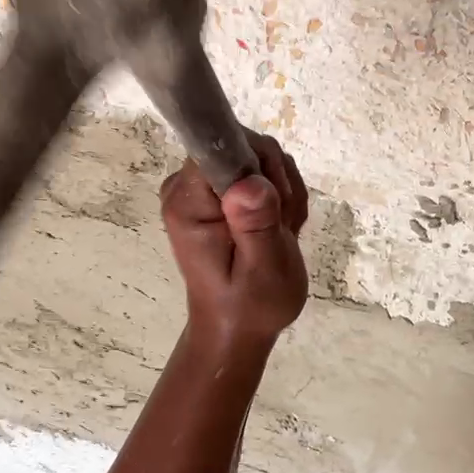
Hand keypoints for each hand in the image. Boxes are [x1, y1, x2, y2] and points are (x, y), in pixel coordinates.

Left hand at [159, 131, 309, 348]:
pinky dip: (283, 200)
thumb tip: (250, 182)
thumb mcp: (263, 269)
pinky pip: (267, 173)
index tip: (276, 206)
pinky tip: (278, 230)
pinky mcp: (223, 191)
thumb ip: (256, 224)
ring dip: (284, 195)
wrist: (240, 326)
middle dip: (278, 185)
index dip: (262, 169)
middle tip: (280, 228)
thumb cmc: (251, 305)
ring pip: (264, 159)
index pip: (226, 146)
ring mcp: (206, 187)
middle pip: (249, 148)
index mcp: (188, 202)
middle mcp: (188, 186)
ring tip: (279, 234)